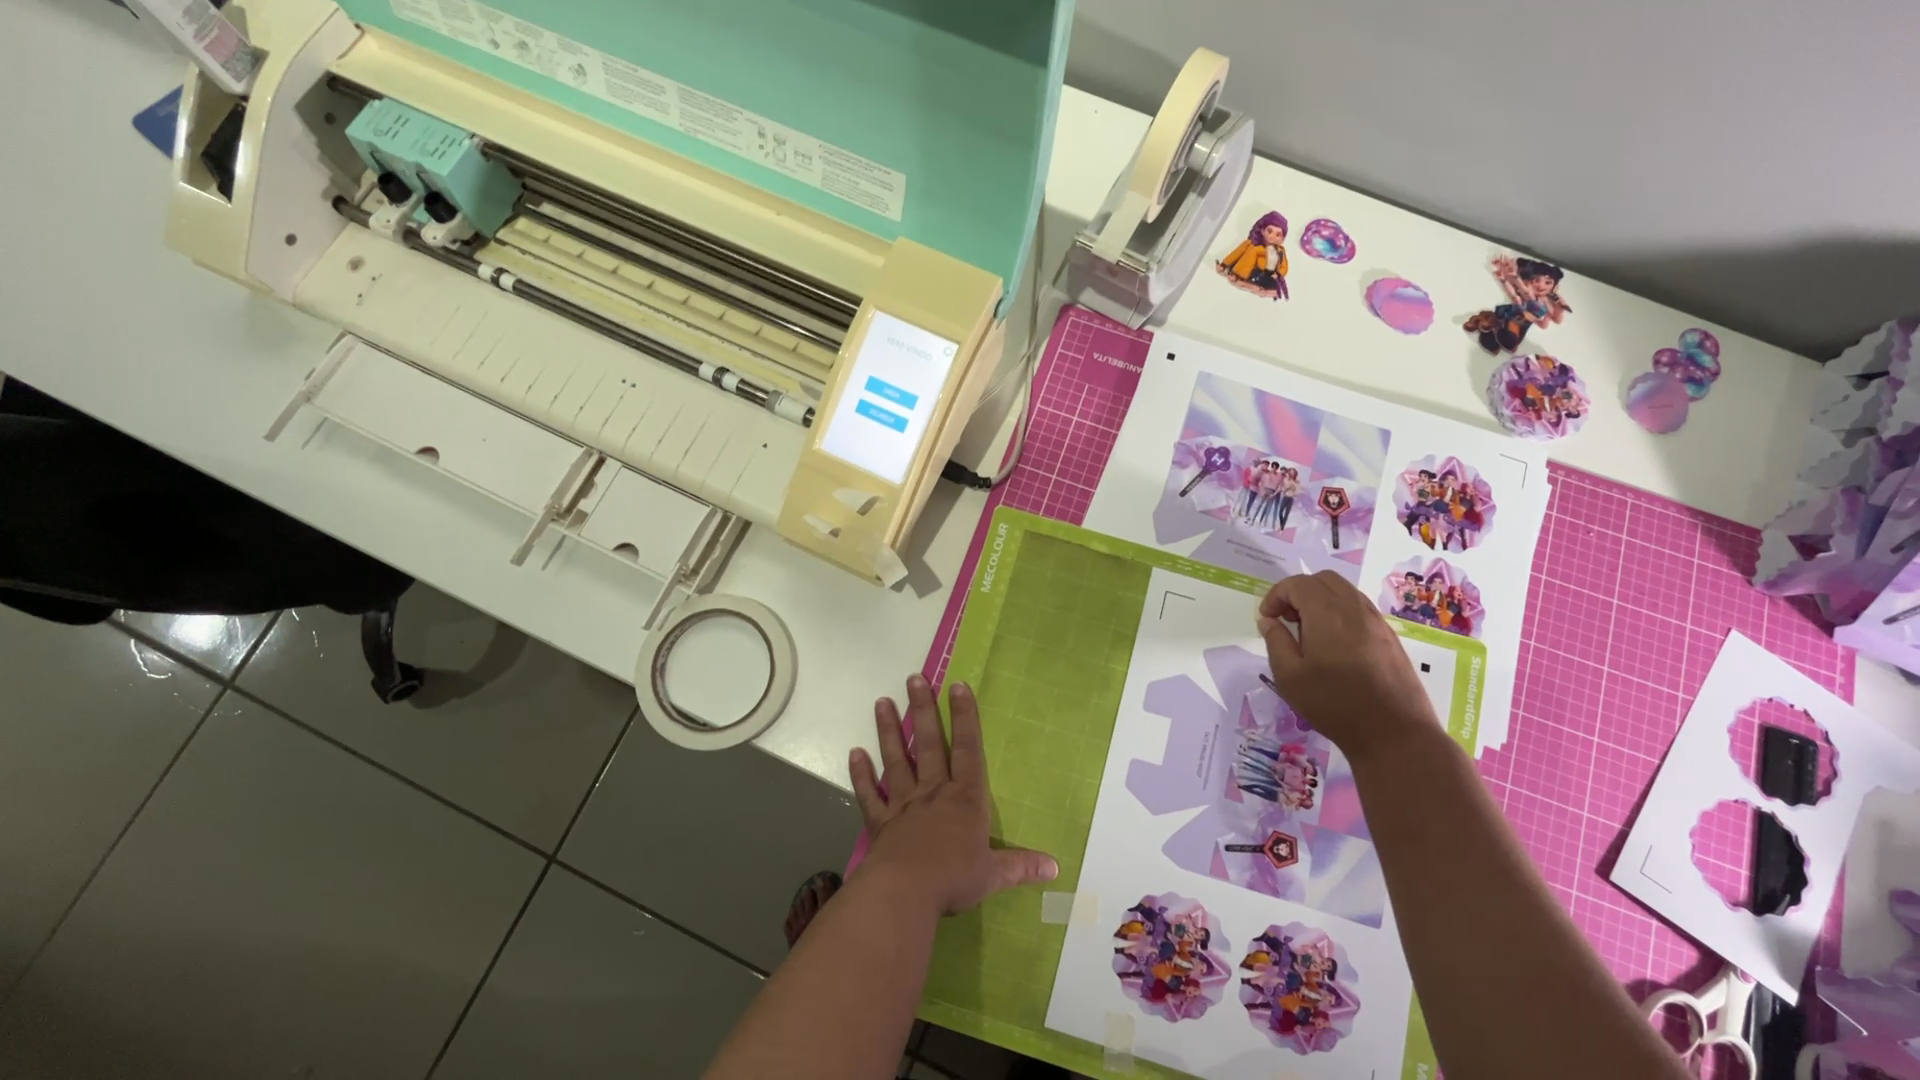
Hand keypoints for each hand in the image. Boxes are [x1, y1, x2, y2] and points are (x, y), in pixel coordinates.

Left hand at [849, 676, 1057, 915]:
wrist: (905, 892)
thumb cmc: (954, 879)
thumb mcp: (994, 874)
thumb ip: (1021, 866)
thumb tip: (1055, 867)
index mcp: (965, 799)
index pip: (967, 749)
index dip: (964, 717)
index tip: (957, 686)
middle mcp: (934, 792)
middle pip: (928, 743)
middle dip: (922, 710)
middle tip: (913, 679)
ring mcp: (903, 804)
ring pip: (896, 759)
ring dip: (888, 730)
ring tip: (882, 701)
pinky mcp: (880, 822)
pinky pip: (869, 794)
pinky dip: (861, 774)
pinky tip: (854, 753)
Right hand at [1255, 571, 1442, 764]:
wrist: (1394, 732)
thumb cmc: (1334, 704)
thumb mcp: (1290, 677)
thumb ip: (1276, 642)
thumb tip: (1269, 621)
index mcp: (1328, 614)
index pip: (1297, 584)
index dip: (1275, 596)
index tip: (1267, 619)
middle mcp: (1355, 608)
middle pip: (1323, 579)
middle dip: (1298, 592)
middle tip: (1287, 620)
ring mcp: (1376, 621)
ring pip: (1344, 591)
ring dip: (1320, 600)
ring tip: (1308, 633)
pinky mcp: (1389, 636)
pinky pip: (1359, 608)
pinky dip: (1339, 612)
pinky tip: (1333, 644)